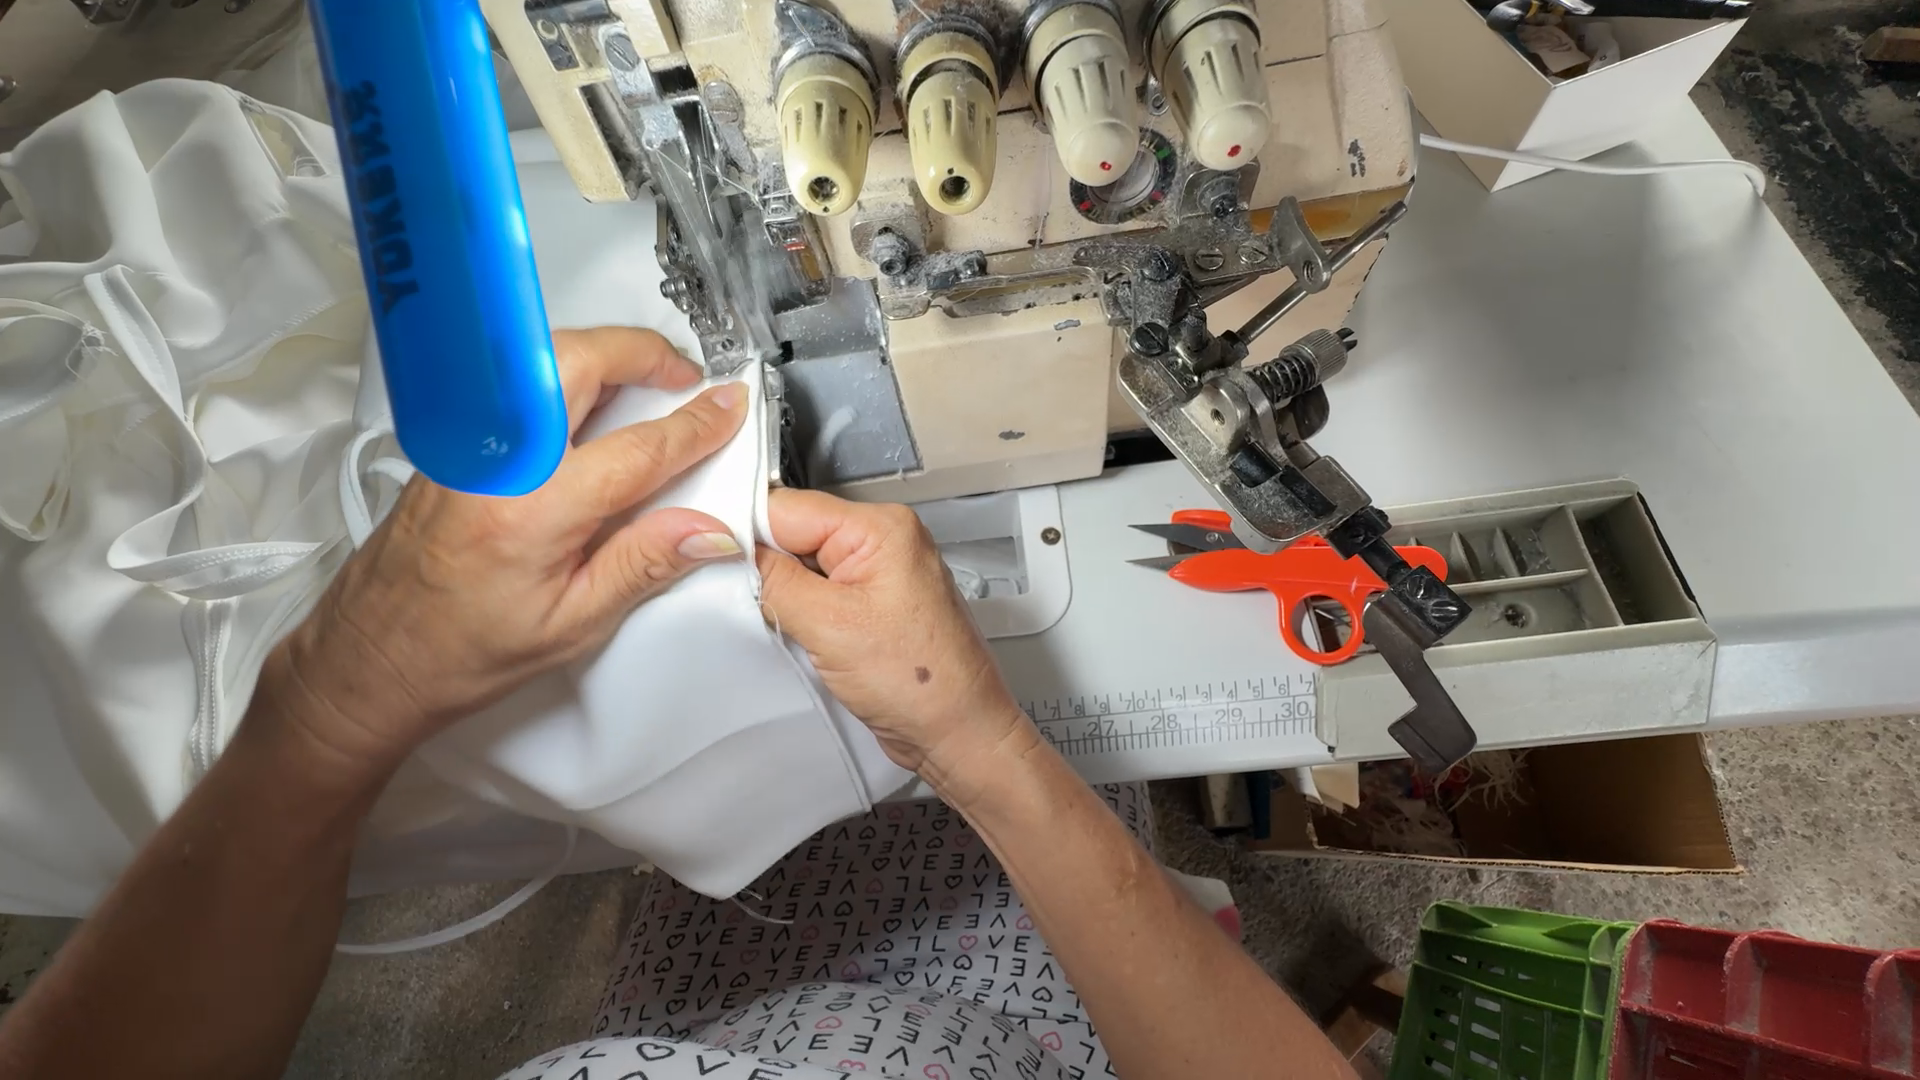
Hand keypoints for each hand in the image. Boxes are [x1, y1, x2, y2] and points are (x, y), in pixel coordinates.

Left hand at [267, 327, 748, 773]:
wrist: (368, 658)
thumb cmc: (462, 651)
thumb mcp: (572, 625)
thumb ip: (644, 565)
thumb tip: (710, 531)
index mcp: (533, 511)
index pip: (639, 448)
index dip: (696, 424)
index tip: (729, 407)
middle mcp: (494, 462)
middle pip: (577, 362)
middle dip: (642, 353)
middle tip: (687, 378)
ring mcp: (466, 446)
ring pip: (542, 361)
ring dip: (605, 357)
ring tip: (651, 385)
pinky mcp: (454, 446)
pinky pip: (520, 386)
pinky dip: (569, 377)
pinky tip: (597, 407)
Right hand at [754, 489, 1037, 784]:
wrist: (958, 732)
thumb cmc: (922, 682)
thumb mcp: (830, 625)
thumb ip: (775, 580)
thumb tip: (732, 548)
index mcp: (881, 527)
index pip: (788, 507)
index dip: (744, 530)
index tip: (709, 558)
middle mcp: (883, 540)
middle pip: (795, 532)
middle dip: (764, 564)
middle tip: (740, 599)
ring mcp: (878, 573)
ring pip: (804, 563)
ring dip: (781, 591)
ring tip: (777, 621)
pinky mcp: (871, 603)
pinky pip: (820, 590)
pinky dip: (799, 608)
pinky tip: (792, 630)